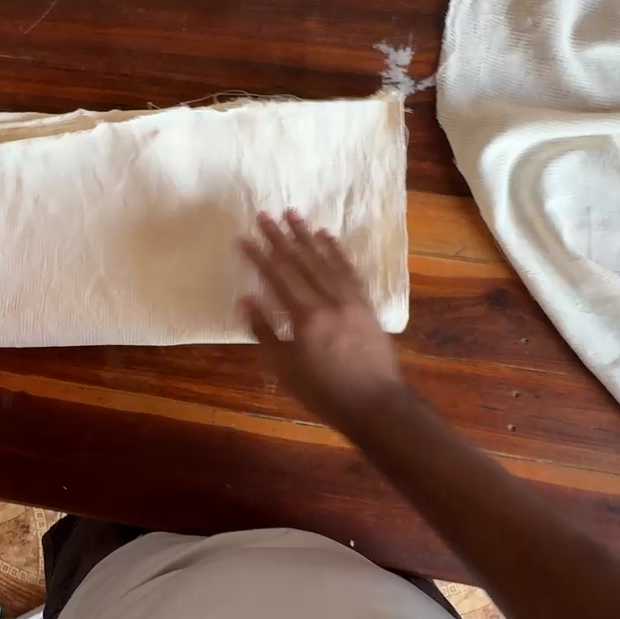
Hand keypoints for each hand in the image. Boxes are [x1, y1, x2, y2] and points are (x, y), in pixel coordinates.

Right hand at [241, 211, 409, 427]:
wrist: (375, 404)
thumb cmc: (323, 391)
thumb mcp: (283, 367)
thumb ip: (264, 330)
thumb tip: (246, 299)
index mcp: (305, 316)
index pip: (278, 277)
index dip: (259, 256)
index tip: (244, 238)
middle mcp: (329, 300)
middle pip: (301, 261)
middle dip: (280, 237)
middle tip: (265, 214)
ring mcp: (350, 299)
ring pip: (325, 260)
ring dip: (307, 236)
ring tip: (293, 215)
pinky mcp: (365, 303)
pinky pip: (348, 270)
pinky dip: (336, 251)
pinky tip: (327, 237)